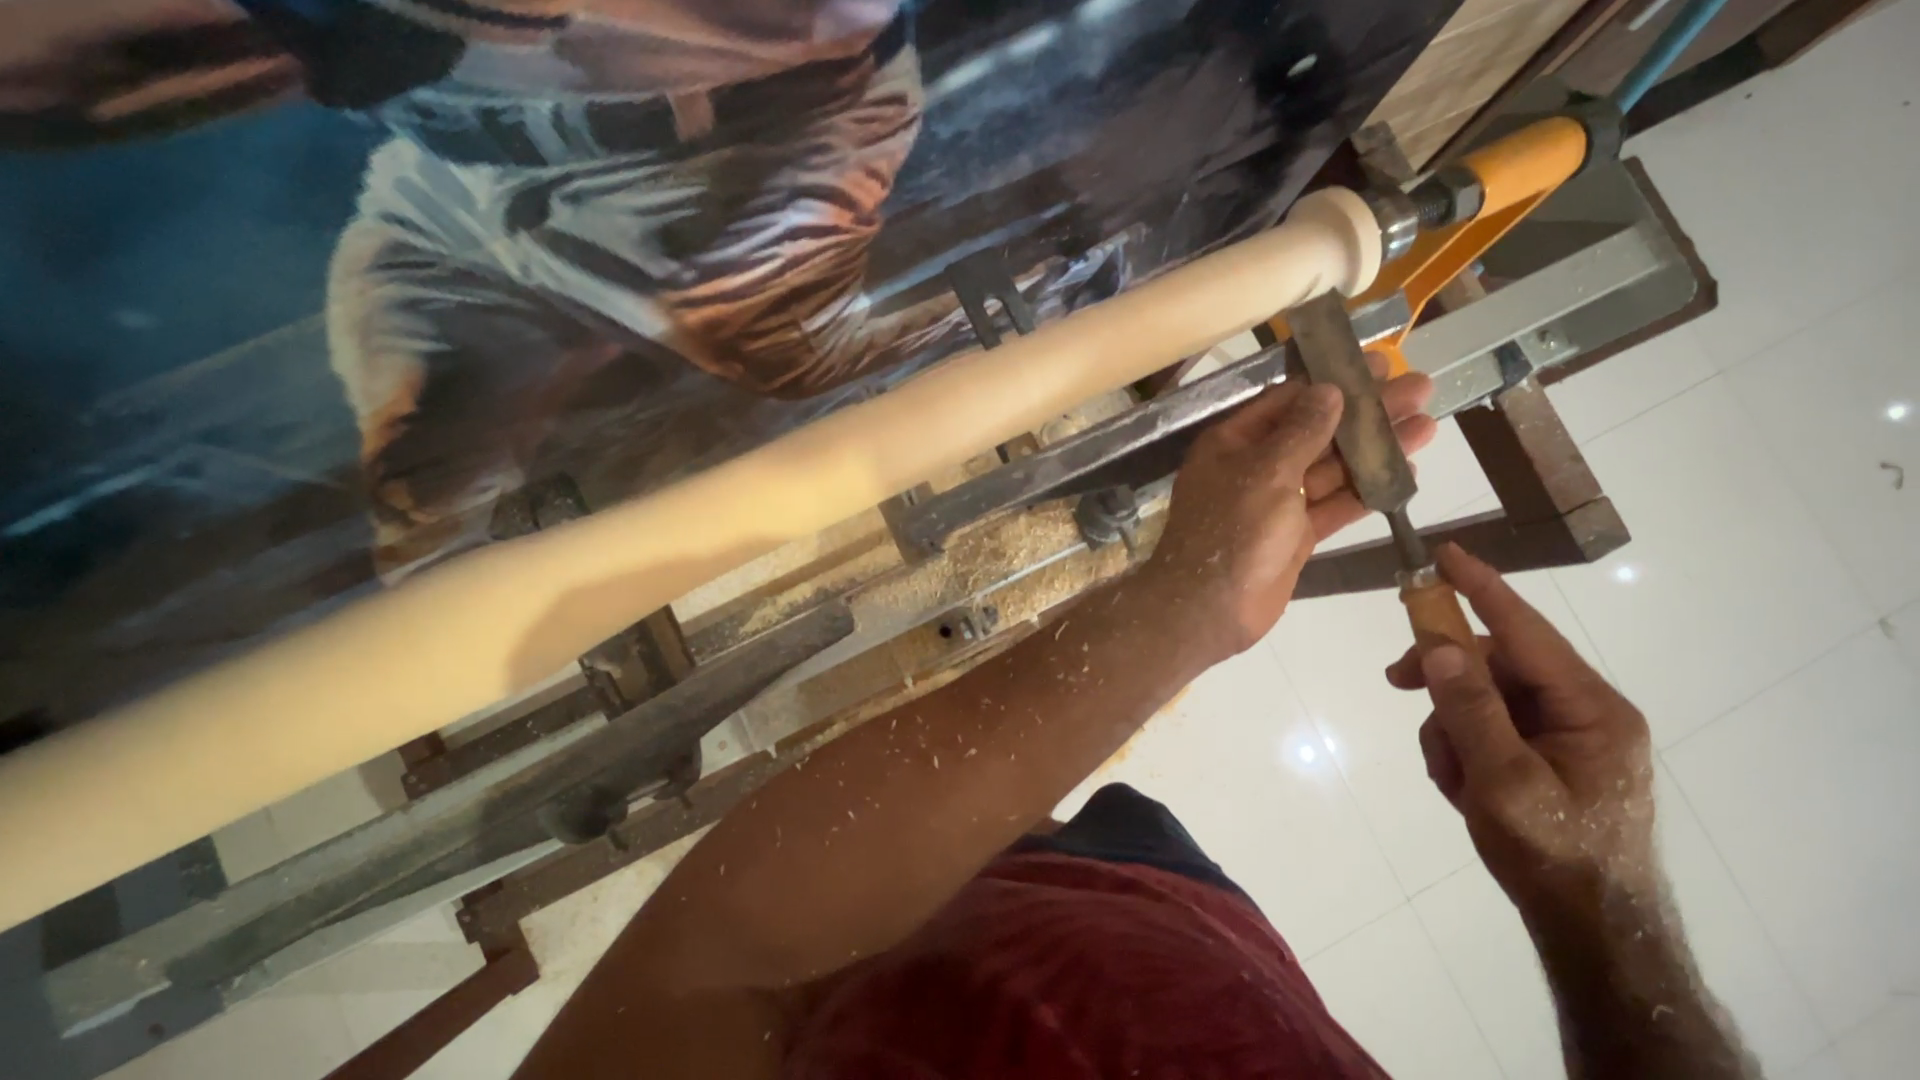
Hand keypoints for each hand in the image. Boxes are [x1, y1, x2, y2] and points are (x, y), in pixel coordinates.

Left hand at [1141, 360, 1435, 658]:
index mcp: (1233, 443)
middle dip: (1366, 413)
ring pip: (1332, 468)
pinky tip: (1406, 471)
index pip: (1288, 401)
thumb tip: (1327, 390)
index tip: (1378, 366)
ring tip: (1427, 424)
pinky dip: (1366, 490)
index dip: (1332, 383)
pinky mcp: (1295, 535)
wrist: (1209, 609)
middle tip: (1420, 389)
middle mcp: (1254, 467)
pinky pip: (1334, 505)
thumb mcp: (1265, 473)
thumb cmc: (1231, 533)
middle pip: (1317, 432)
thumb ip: (1301, 432)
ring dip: (1375, 449)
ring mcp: (1276, 502)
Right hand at [1386, 545, 1656, 912]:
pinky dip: (1461, 751)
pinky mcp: (1542, 759)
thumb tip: (1438, 648)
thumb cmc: (1555, 853)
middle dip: (1444, 676)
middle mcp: (1580, 711)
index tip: (1444, 554)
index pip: (1525, 631)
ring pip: (1482, 699)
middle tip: (1393, 682)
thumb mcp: (1504, 781)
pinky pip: (1485, 729)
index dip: (1482, 590)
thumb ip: (1471, 710)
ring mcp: (1561, 737)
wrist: (1590, 928)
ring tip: (1451, 777)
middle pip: (1495, 664)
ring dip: (1450, 728)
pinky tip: (1463, 788)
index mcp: (1590, 707)